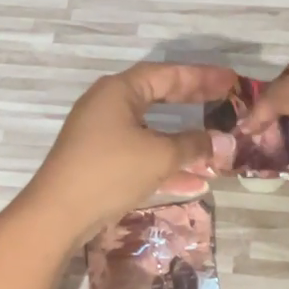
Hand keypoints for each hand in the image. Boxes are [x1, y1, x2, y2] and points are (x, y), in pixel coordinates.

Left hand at [18, 62, 237, 240]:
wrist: (59, 214)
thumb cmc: (110, 172)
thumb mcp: (159, 155)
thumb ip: (192, 145)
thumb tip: (219, 141)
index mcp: (118, 91)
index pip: (166, 74)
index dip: (200, 77)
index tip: (230, 81)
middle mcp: (107, 107)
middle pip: (157, 99)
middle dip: (192, 105)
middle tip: (224, 104)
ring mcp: (100, 137)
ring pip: (150, 133)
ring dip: (182, 143)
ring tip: (216, 150)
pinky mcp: (99, 165)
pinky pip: (139, 158)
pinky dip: (164, 167)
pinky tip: (196, 183)